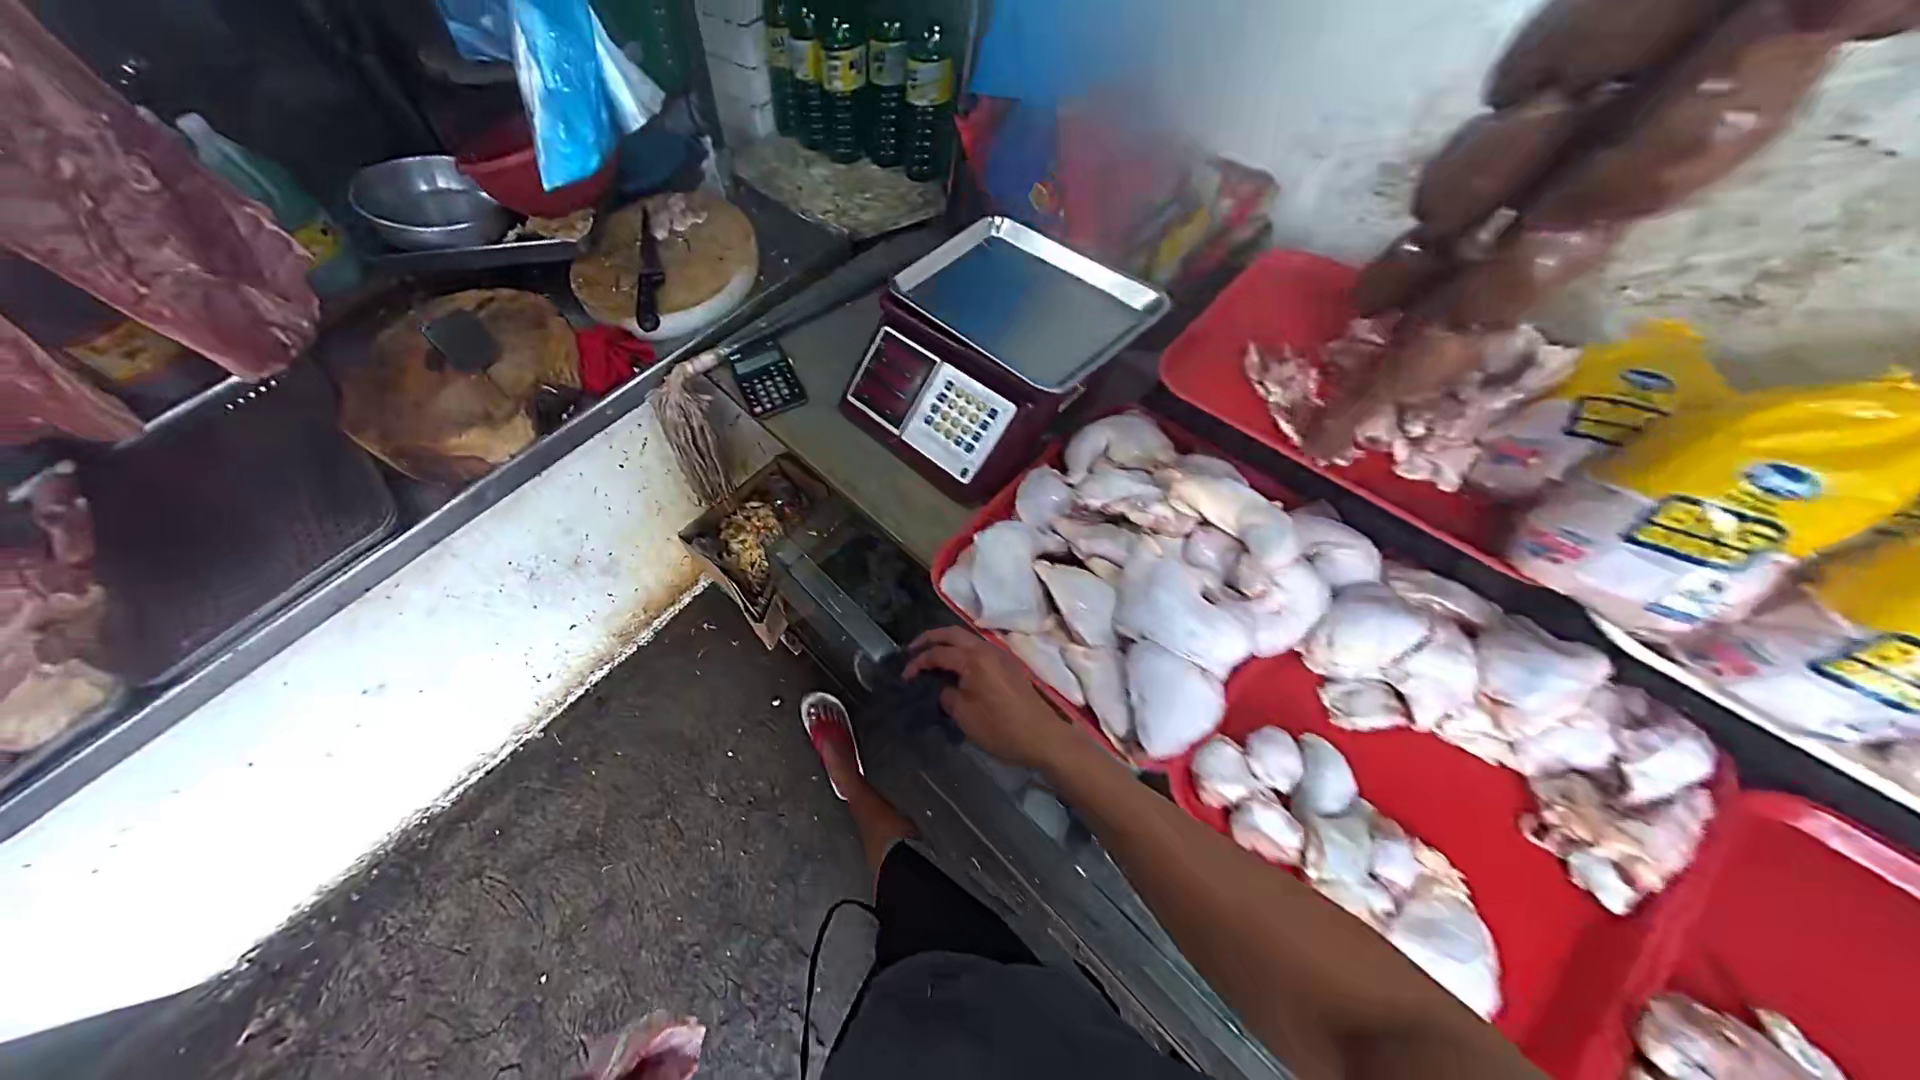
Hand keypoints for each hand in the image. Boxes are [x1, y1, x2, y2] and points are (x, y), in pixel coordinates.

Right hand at [904, 627, 1082, 770]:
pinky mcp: (1008, 666)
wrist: (1043, 737)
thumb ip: (948, 695)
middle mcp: (986, 649)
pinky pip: (978, 649)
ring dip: (947, 643)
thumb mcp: (964, 715)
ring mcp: (1000, 655)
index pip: (938, 653)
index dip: (918, 663)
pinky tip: (955, 667)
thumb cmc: (1001, 728)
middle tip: (912, 651)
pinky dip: (961, 651)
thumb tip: (945, 687)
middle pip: (952, 633)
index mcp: (973, 659)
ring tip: (931, 657)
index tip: (905, 677)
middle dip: (930, 638)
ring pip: (967, 638)